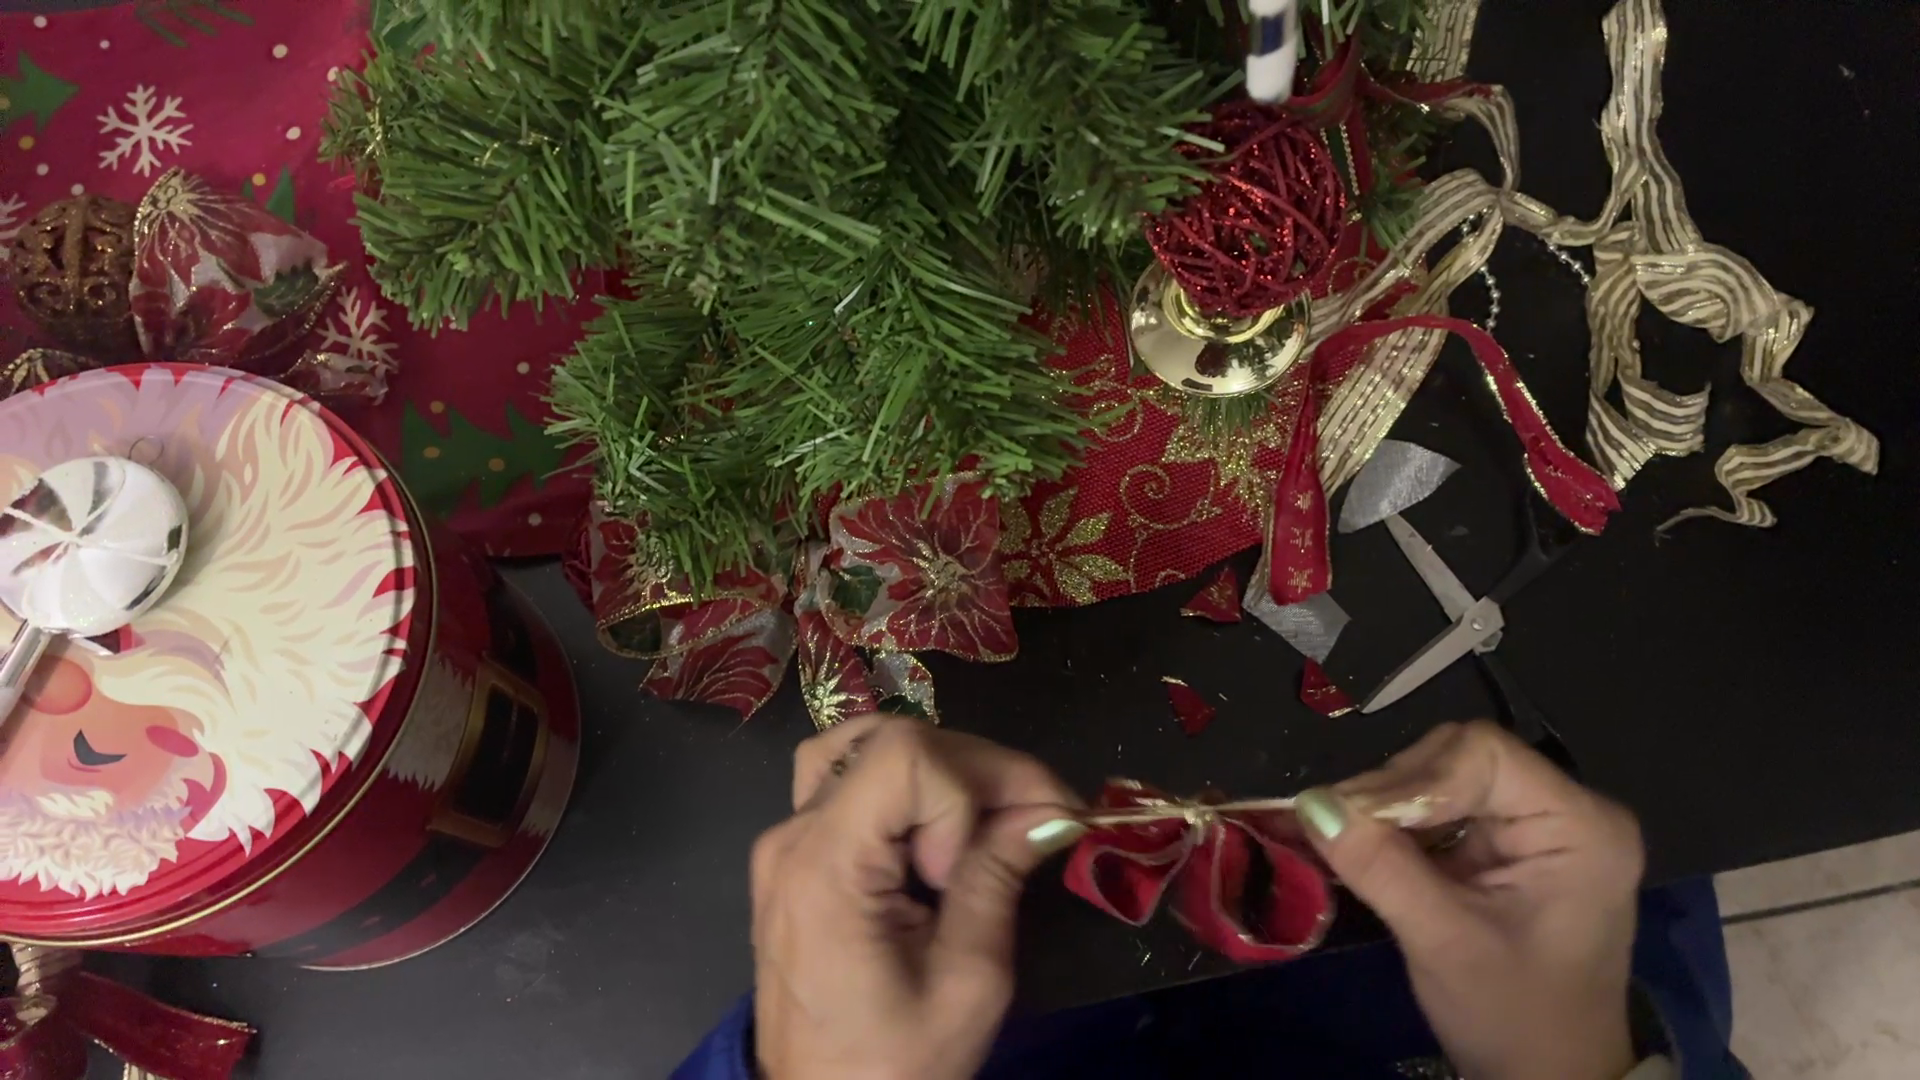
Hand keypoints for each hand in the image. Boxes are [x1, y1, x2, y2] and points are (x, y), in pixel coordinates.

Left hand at [751, 715, 1085, 1079]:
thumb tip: (1048, 808)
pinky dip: (904, 778)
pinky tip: (934, 819)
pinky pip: (849, 773)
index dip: (965, 785)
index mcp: (825, 867)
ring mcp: (787, 835)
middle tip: (1037, 814)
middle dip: (979, 767)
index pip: (901, 755)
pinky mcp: (796, 845)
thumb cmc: (895, 1066)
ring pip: (868, 742)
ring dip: (943, 765)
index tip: (987, 851)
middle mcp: (794, 834)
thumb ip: (998, 878)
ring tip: (985, 815)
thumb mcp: (968, 983)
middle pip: (893, 740)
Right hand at [1295, 720, 1642, 1079]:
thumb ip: (1380, 866)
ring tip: (1337, 838)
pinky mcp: (1493, 838)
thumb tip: (1309, 803)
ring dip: (1378, 806)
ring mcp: (1525, 821)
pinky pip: (1426, 804)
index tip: (1356, 816)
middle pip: (1450, 757)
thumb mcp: (1444, 942)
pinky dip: (1384, 821)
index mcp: (1578, 825)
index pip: (1481, 754)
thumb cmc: (1516, 1016)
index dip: (1414, 776)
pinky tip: (1353, 843)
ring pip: (1429, 774)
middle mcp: (1557, 808)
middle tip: (1336, 829)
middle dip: (1388, 792)